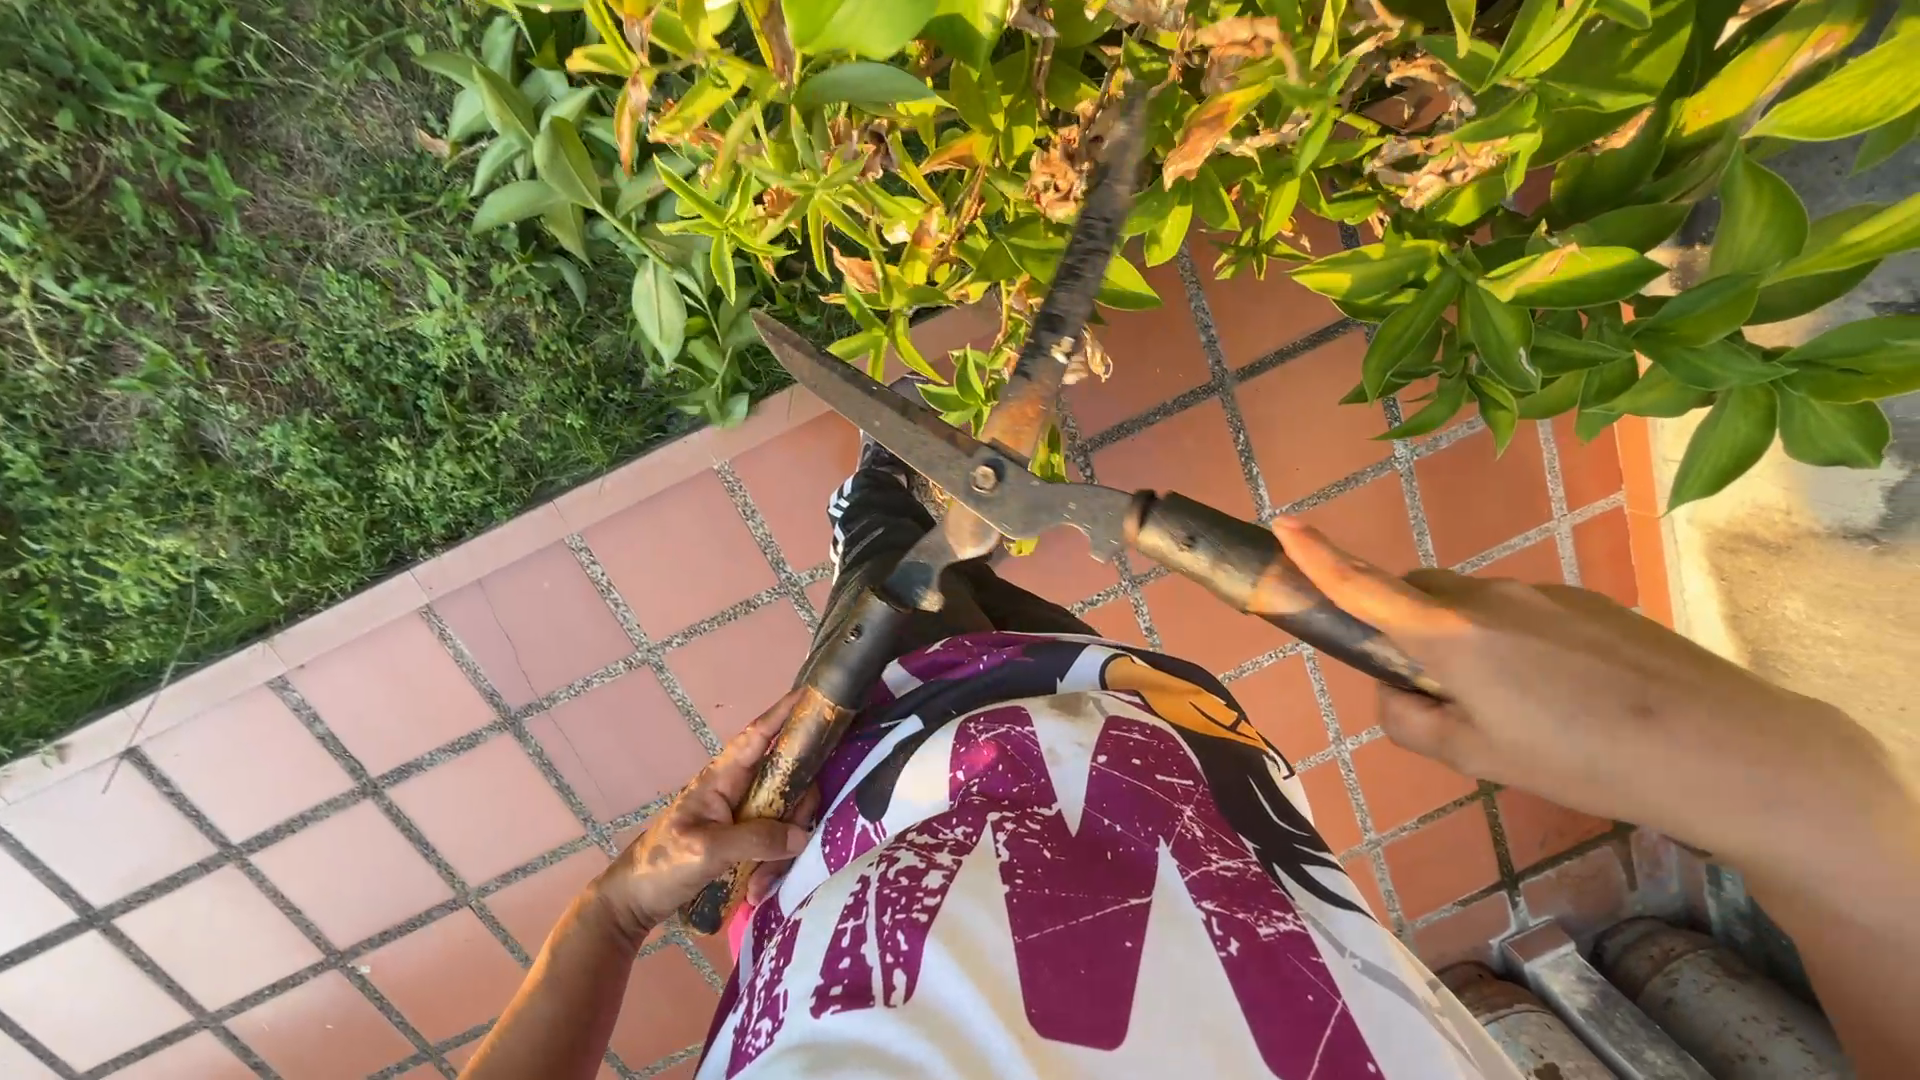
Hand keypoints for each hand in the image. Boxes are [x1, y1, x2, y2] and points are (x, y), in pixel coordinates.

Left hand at [591, 691, 814, 945]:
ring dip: (781, 852)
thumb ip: (756, 839)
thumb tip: (801, 836)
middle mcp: (739, 789)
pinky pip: (775, 842)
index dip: (786, 712)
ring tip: (758, 885)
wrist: (632, 904)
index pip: (759, 734)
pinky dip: (771, 866)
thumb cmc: (661, 866)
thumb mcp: (707, 850)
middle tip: (792, 847)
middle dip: (796, 816)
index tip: (814, 693)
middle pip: (790, 783)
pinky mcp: (744, 839)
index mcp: (723, 777)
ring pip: (786, 817)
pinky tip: (753, 889)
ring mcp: (743, 814)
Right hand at [1271, 516, 1907, 881]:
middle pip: (1416, 593)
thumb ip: (1410, 719)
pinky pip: (1520, 610)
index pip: (1363, 587)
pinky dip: (1515, 640)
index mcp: (1450, 636)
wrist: (1732, 752)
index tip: (1281, 523)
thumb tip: (1395, 690)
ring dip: (1465, 637)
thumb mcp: (1476, 758)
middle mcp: (1488, 597)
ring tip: (1521, 703)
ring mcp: (1542, 592)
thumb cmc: (1583, 761)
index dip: (1316, 555)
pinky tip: (1567, 692)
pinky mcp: (1586, 599)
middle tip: (1439, 688)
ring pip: (1470, 604)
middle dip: (1405, 624)